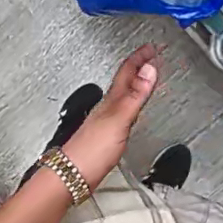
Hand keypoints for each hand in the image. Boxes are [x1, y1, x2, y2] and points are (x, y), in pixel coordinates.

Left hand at [60, 44, 161, 185]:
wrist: (72, 175)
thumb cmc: (91, 151)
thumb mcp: (119, 119)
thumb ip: (136, 95)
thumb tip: (149, 68)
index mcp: (111, 100)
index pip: (127, 71)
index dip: (139, 57)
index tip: (150, 47)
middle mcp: (107, 107)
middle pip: (124, 80)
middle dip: (138, 66)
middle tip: (149, 57)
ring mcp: (106, 121)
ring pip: (122, 94)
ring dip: (134, 83)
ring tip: (143, 77)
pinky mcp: (106, 135)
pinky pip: (121, 111)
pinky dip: (130, 104)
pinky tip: (130, 110)